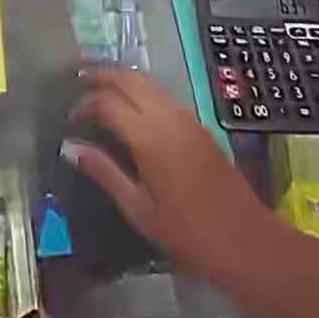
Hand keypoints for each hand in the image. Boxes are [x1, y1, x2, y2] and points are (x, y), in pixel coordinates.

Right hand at [63, 68, 318, 317]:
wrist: (249, 243)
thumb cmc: (188, 233)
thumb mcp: (138, 208)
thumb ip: (103, 171)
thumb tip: (69, 146)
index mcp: (149, 136)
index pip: (108, 103)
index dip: (85, 105)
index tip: (70, 118)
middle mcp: (168, 117)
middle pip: (130, 79)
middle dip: (104, 74)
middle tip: (81, 78)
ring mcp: (188, 119)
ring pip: (149, 84)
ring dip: (124, 80)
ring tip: (101, 90)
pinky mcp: (200, 127)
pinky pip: (164, 97)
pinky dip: (142, 93)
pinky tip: (132, 110)